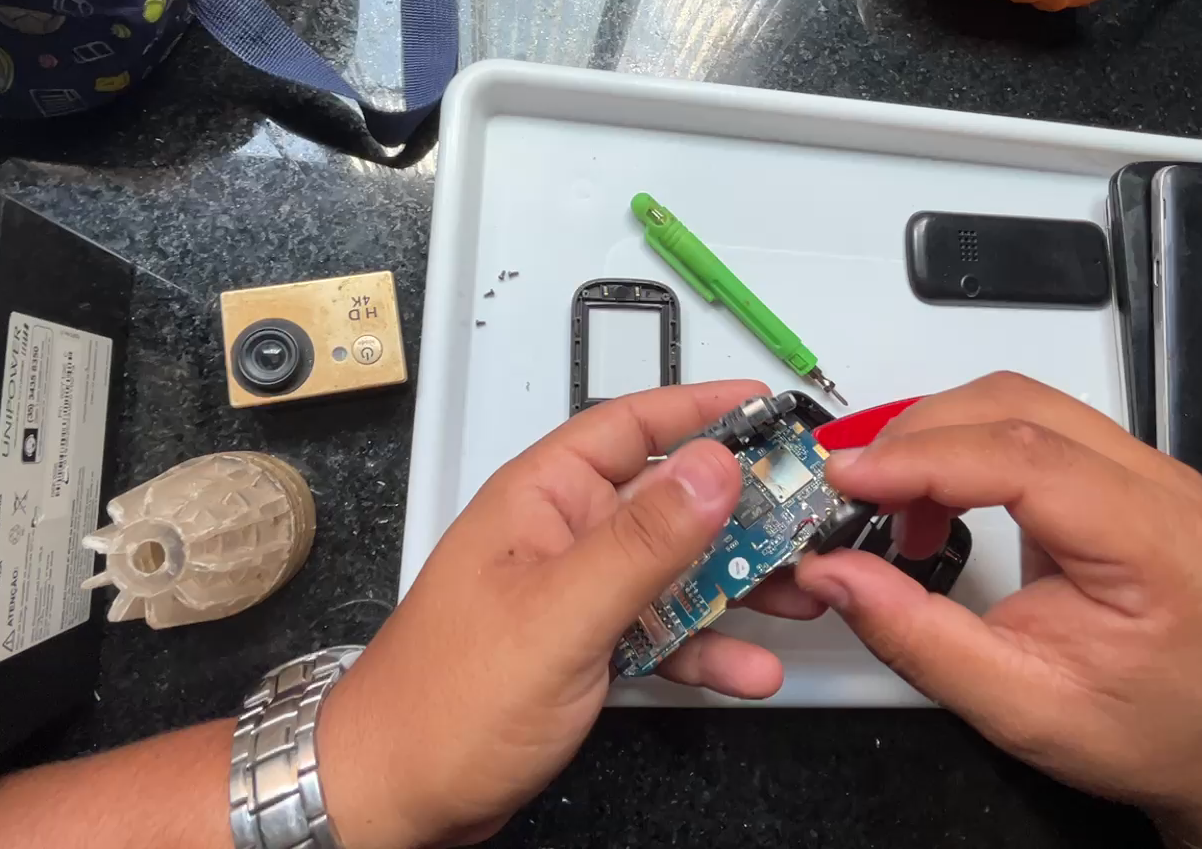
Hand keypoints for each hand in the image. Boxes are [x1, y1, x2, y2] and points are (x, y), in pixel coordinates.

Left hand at [315, 382, 825, 848]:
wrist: (400, 796)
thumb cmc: (447, 698)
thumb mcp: (560, 612)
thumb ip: (642, 541)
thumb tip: (712, 469)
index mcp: (544, 495)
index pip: (630, 425)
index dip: (698, 409)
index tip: (760, 404)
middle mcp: (566, 530)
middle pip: (667, 497)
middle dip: (737, 507)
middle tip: (801, 512)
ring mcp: (579, 586)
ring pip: (674, 563)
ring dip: (735, 578)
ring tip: (796, 589)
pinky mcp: (590, 637)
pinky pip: (663, 625)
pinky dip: (706, 643)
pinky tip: (746, 665)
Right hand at [792, 372, 1201, 844]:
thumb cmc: (1139, 733)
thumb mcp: (1015, 709)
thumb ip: (915, 637)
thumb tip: (828, 571)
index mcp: (1158, 550)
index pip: (1025, 461)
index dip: (924, 458)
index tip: (846, 479)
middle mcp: (1161, 486)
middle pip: (1014, 408)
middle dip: (917, 436)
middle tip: (856, 490)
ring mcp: (1142, 466)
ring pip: (1011, 401)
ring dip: (933, 435)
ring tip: (893, 501)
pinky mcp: (1113, 466)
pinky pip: (1020, 421)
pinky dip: (956, 445)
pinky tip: (934, 499)